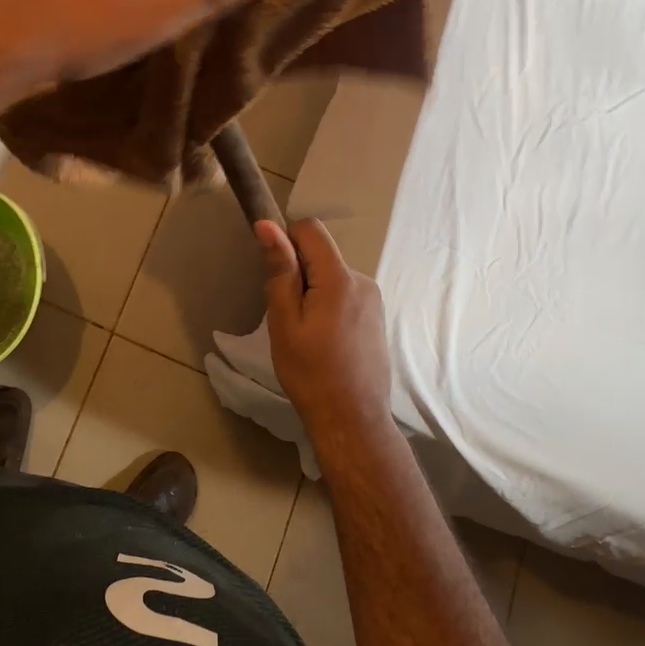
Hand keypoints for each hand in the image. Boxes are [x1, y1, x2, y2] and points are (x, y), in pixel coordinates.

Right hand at [256, 219, 393, 434]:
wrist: (352, 420)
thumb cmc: (311, 372)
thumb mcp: (285, 321)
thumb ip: (280, 270)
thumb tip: (268, 225)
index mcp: (340, 278)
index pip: (311, 229)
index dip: (287, 242)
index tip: (278, 276)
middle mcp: (363, 281)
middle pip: (322, 254)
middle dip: (300, 274)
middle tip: (289, 316)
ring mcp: (374, 300)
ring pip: (332, 276)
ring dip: (314, 292)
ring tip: (306, 333)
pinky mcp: (377, 316)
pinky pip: (345, 294)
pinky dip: (329, 305)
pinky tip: (324, 340)